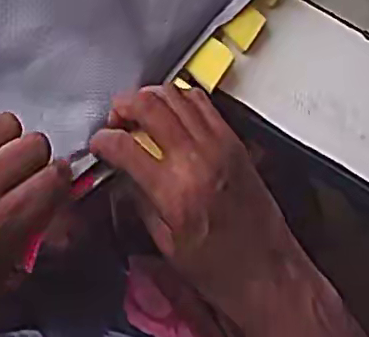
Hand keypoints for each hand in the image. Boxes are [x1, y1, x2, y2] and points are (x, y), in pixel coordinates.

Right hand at [90, 85, 363, 336]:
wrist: (270, 274)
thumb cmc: (218, 270)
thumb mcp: (166, 244)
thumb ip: (139, 199)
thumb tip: (122, 170)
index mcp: (174, 193)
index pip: (125, 146)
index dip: (103, 139)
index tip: (98, 142)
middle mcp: (196, 159)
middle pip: (148, 105)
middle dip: (122, 105)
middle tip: (115, 118)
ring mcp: (217, 144)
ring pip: (174, 93)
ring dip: (149, 96)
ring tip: (140, 111)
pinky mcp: (233, 139)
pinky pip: (201, 100)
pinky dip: (180, 97)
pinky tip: (171, 110)